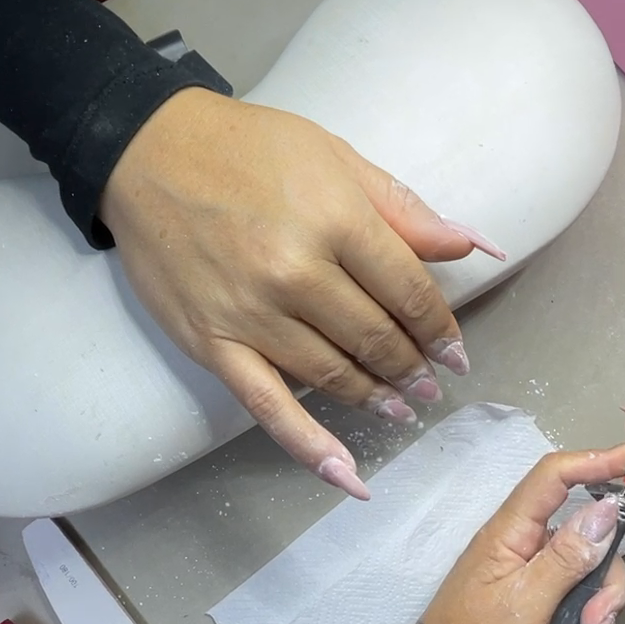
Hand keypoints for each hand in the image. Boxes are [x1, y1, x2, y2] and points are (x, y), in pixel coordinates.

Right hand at [100, 89, 502, 499]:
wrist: (148, 154)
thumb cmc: (248, 149)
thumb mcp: (337, 158)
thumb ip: (406, 209)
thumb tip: (477, 245)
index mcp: (336, 220)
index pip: (409, 293)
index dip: (440, 330)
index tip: (456, 353)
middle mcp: (297, 273)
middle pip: (375, 339)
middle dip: (413, 367)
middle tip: (430, 384)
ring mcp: (252, 315)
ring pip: (332, 375)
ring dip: (375, 398)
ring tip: (400, 408)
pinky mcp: (215, 345)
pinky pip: (268, 406)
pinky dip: (308, 444)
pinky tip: (345, 474)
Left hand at [404, 447, 624, 623]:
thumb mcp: (525, 603)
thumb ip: (568, 557)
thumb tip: (607, 507)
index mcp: (512, 533)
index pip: (553, 477)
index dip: (594, 461)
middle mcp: (525, 550)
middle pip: (591, 549)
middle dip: (601, 599)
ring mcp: (533, 583)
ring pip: (590, 593)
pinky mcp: (539, 613)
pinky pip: (577, 622)